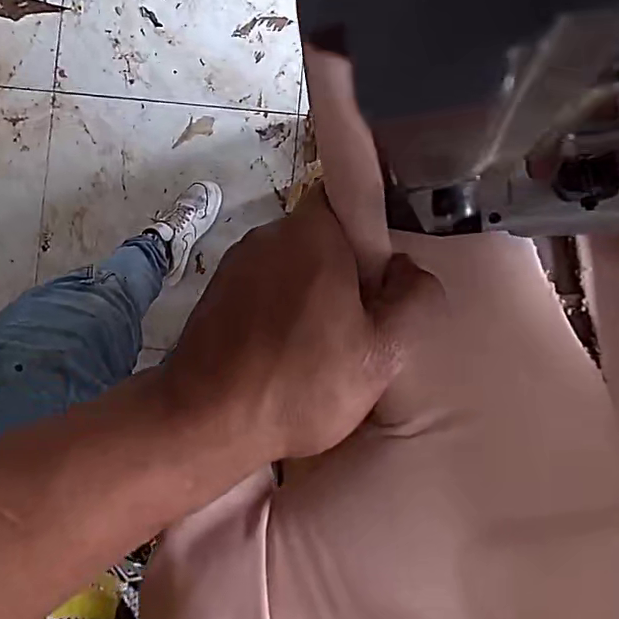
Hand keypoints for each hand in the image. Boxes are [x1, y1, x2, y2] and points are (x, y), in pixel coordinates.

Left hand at [153, 186, 441, 459]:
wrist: (205, 421)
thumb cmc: (300, 383)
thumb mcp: (382, 353)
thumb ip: (413, 300)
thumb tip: (407, 269)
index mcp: (311, 233)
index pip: (348, 197)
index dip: (372, 231)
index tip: (381, 275)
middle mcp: (268, 234)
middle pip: (321, 237)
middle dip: (344, 270)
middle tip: (359, 321)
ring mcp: (235, 262)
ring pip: (291, 265)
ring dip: (310, 293)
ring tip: (319, 346)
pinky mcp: (214, 292)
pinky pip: (262, 287)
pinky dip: (277, 310)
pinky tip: (283, 353)